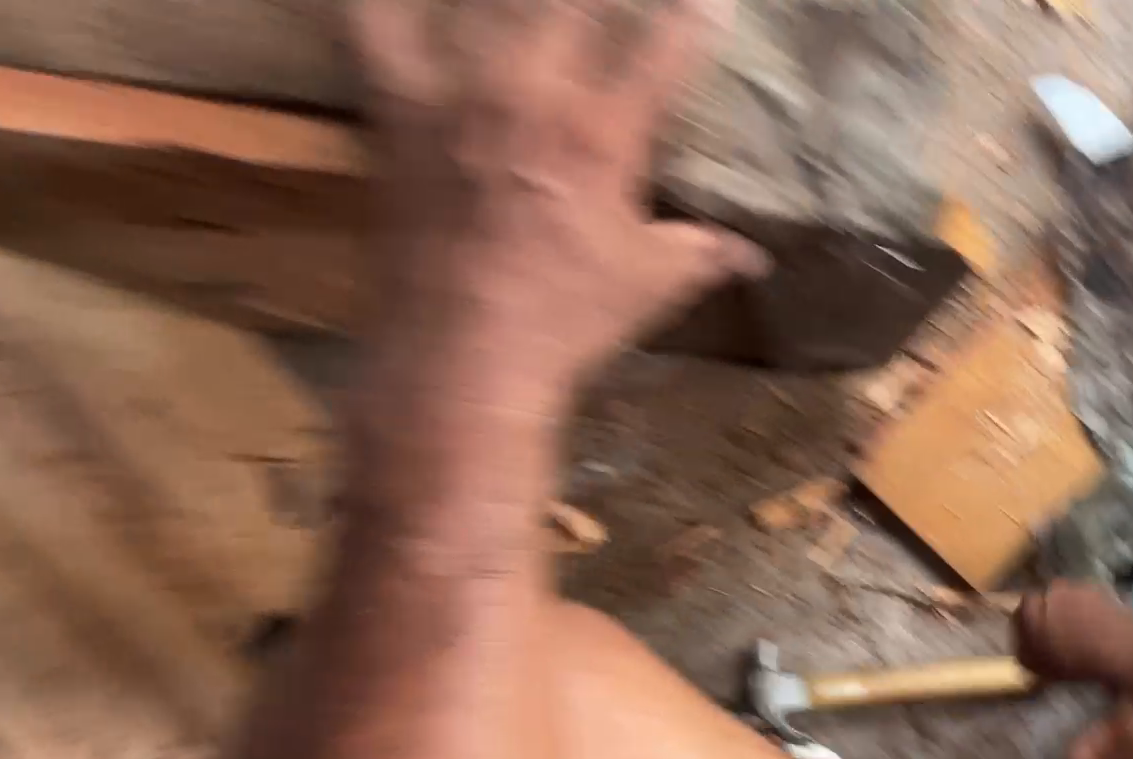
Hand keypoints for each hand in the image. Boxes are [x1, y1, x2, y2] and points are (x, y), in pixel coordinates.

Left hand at [354, 0, 768, 414]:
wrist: (466, 350)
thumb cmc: (572, 317)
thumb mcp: (654, 285)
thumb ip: (707, 255)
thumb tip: (757, 257)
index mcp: (600, 135)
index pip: (659, 55)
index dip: (690, 23)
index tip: (712, 3)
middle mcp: (527, 92)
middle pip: (568, 4)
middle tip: (616, 2)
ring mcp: (453, 91)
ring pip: (484, 0)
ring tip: (541, 8)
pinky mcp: (393, 106)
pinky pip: (375, 21)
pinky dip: (389, 0)